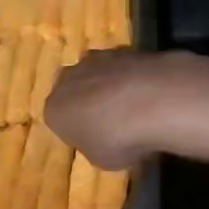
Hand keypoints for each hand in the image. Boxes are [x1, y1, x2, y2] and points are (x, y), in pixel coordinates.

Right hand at [45, 50, 208, 168]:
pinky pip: (123, 68)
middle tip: (110, 121)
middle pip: (74, 91)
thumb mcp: (102, 159)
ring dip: (109, 87)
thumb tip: (101, 139)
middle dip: (87, 102)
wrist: (154, 101)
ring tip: (135, 108)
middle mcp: (68, 80)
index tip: (94, 140)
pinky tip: (151, 94)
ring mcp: (96, 60)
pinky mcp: (124, 49)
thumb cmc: (118, 139)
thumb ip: (95, 146)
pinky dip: (132, 78)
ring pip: (97, 75)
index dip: (77, 131)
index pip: (59, 121)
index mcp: (54, 109)